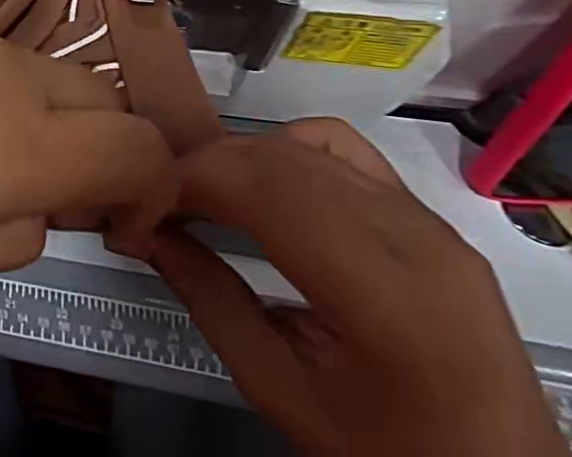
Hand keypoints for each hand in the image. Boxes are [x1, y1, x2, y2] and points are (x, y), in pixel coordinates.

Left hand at [0, 14, 177, 280]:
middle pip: (106, 100)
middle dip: (105, 150)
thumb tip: (40, 206)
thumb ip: (13, 235)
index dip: (153, 191)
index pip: (140, 150)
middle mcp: (11, 76)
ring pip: (49, 76)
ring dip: (49, 119)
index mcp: (21, 144)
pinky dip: (0, 93)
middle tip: (49, 191)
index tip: (118, 221)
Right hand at [147, 119, 567, 456]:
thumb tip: (142, 235)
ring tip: (206, 195)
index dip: (190, 180)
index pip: (266, 190)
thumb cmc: (387, 451)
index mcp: (385, 294)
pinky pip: (344, 150)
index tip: (143, 206)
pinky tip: (268, 185)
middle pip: (279, 158)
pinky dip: (288, 151)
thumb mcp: (281, 389)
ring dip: (240, 159)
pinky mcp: (429, 214)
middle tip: (160, 202)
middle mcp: (413, 236)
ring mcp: (427, 218)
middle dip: (203, 167)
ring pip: (305, 144)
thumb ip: (209, 300)